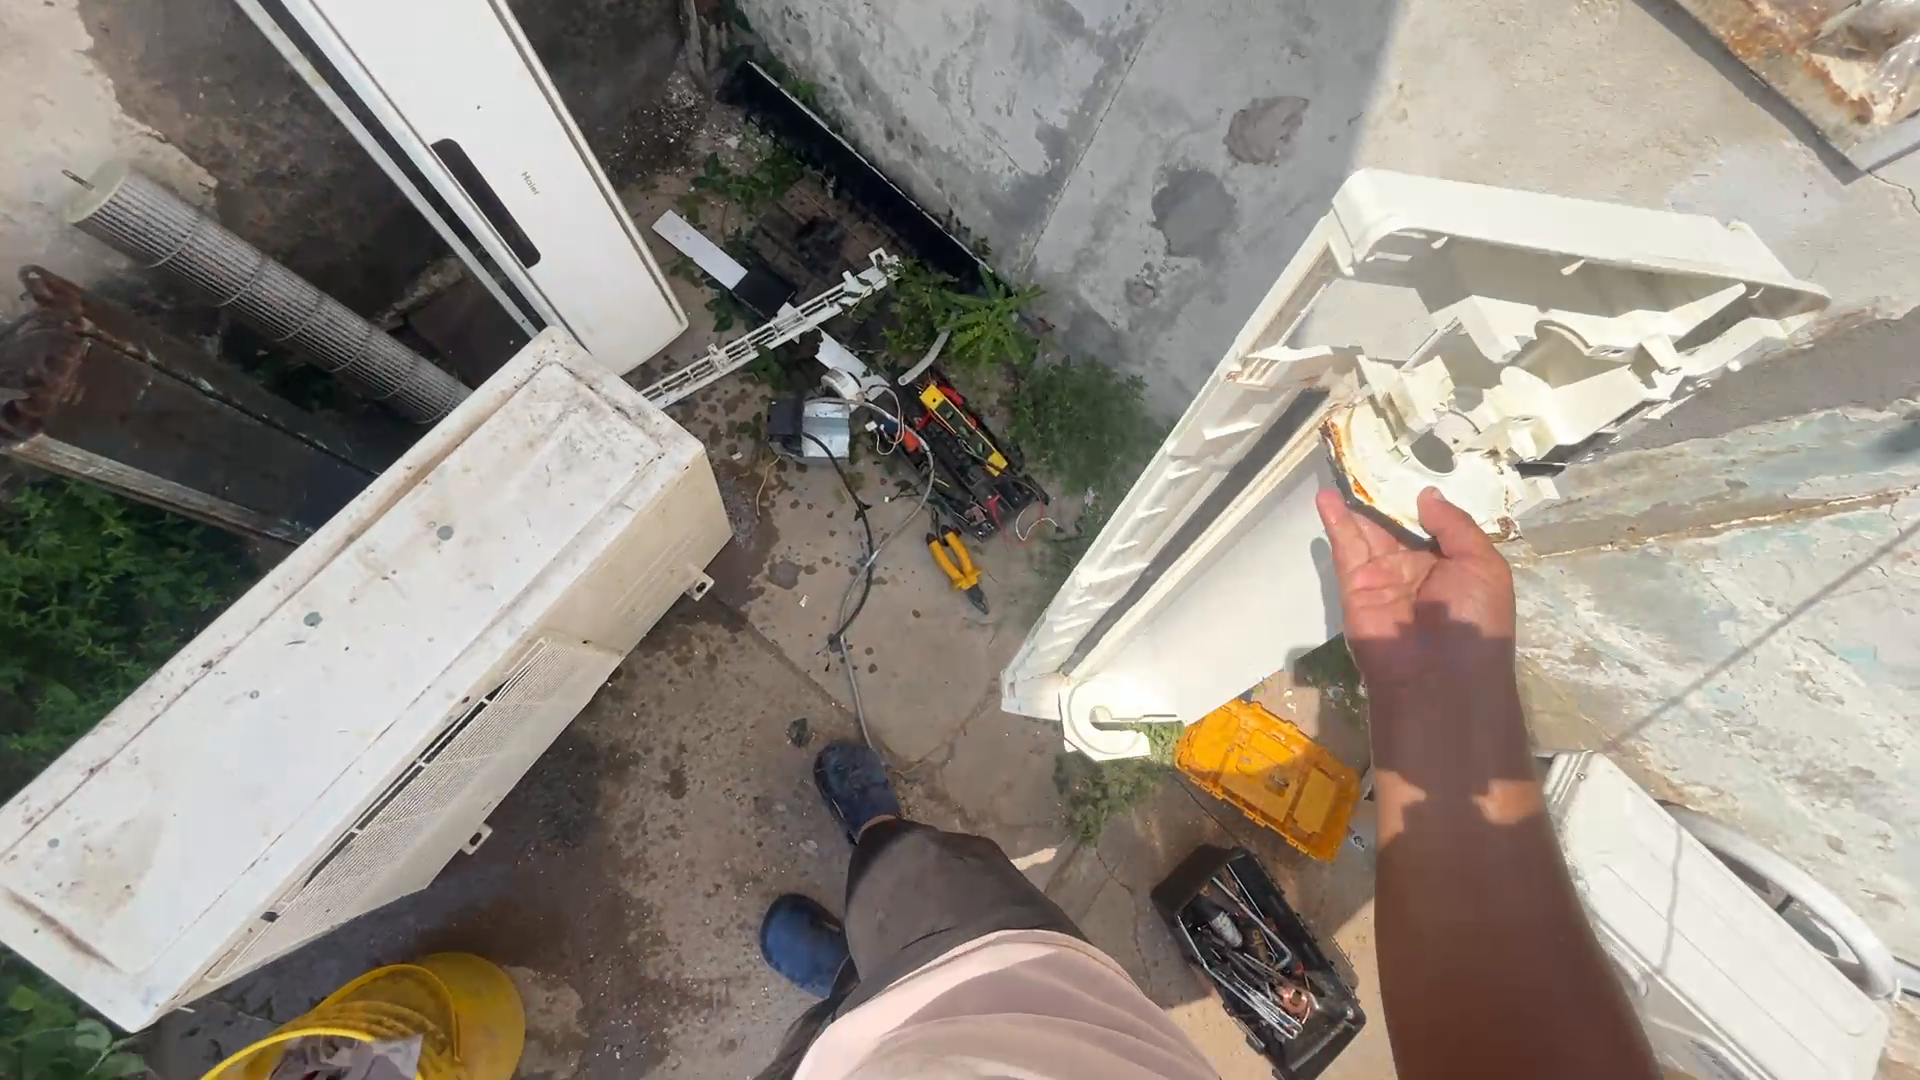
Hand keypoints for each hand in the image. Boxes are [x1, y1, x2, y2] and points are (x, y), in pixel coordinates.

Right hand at [1314, 487, 1515, 695]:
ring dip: (1351, 506)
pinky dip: (1335, 523)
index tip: (1406, 471)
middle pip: (1391, 526)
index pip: (1429, 526)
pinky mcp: (1353, 585)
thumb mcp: (1483, 565)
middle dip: (1379, 499)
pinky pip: (1345, 549)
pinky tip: (1327, 500)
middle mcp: (1412, 568)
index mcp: (1449, 565)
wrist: (1440, 674)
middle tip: (1365, 464)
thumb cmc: (1475, 618)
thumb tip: (1426, 495)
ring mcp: (1380, 577)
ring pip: (1364, 533)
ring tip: (1339, 474)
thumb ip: (1454, 526)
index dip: (1417, 502)